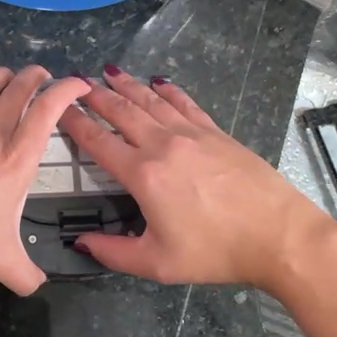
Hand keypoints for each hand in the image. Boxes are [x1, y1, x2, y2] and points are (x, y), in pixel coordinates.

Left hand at [0, 66, 89, 295]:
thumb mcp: (2, 262)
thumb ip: (26, 274)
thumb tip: (37, 286)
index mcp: (16, 160)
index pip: (47, 110)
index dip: (67, 90)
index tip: (80, 84)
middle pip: (18, 88)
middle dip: (36, 76)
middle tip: (45, 77)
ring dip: (1, 75)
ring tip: (10, 77)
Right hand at [59, 67, 329, 289]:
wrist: (278, 235)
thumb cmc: (216, 252)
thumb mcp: (158, 263)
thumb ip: (114, 253)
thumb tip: (80, 243)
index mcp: (142, 174)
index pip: (99, 141)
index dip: (75, 122)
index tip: (57, 107)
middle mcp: (162, 144)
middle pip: (121, 111)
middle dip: (95, 95)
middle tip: (74, 82)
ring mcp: (192, 134)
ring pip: (151, 101)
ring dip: (127, 85)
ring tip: (108, 72)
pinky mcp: (216, 132)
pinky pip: (185, 103)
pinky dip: (167, 90)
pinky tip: (158, 81)